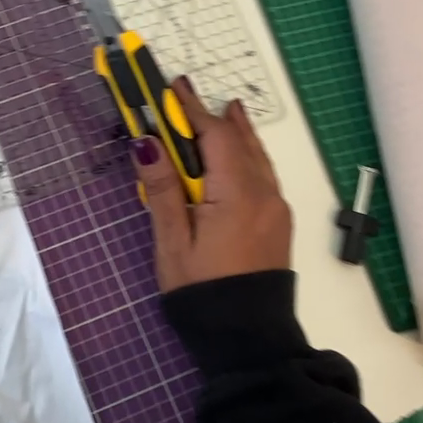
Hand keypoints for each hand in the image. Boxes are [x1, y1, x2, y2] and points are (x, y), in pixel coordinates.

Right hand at [133, 77, 291, 291]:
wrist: (247, 337)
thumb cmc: (201, 288)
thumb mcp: (172, 240)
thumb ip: (162, 188)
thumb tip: (145, 142)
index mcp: (237, 195)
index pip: (213, 137)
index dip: (190, 109)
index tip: (171, 85)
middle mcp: (264, 195)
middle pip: (237, 141)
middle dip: (209, 114)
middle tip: (184, 93)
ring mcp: (275, 209)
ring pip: (255, 157)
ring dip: (233, 131)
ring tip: (222, 108)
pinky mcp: (277, 222)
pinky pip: (261, 174)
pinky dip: (244, 153)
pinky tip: (237, 152)